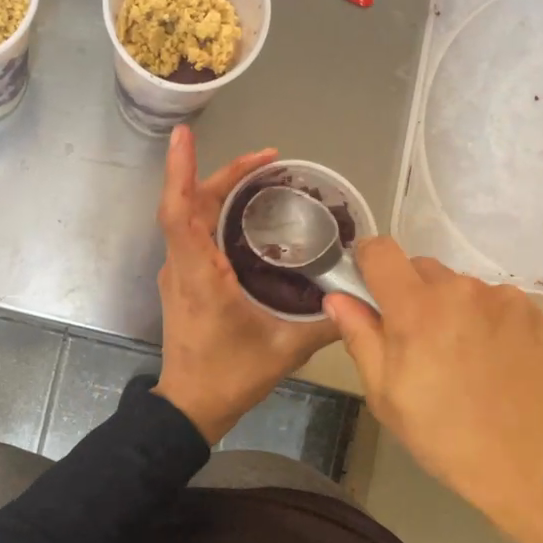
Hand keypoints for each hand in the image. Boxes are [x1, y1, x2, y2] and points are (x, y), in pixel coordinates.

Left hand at [153, 127, 339, 442]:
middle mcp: (181, 269)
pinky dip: (213, 217)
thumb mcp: (284, 350)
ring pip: (188, 221)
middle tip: (266, 158)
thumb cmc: (229, 378)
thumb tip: (365, 298)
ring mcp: (178, 277)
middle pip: (188, 206)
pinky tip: (244, 216)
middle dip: (222, 175)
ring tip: (259, 176)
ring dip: (216, 193)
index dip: (180, 171)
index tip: (185, 135)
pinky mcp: (182, 286)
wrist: (189, 408)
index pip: (178, 213)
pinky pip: (192, 238)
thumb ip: (326, 324)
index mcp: (199, 277)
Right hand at [323, 239, 542, 542]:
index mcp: (416, 309)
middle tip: (410, 343)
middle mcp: (459, 289)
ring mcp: (501, 297)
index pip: (380, 250)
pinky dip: (479, 318)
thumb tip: (337, 298)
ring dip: (445, 308)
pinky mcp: (531, 311)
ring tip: (454, 358)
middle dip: (406, 295)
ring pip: (456, 286)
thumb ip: (360, 338)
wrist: (530, 463)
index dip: (365, 262)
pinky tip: (485, 359)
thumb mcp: (385, 395)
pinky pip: (490, 300)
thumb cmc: (443, 436)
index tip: (364, 289)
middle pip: (419, 268)